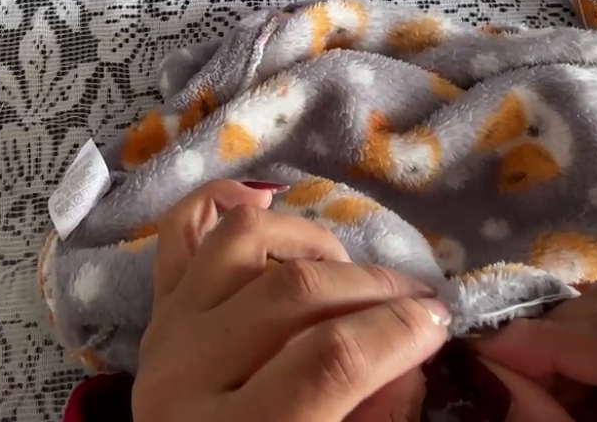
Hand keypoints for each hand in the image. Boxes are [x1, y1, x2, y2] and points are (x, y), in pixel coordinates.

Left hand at [131, 180, 451, 421]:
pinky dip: (218, 201)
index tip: (440, 320)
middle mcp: (185, 373)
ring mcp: (164, 332)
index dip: (392, 332)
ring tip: (348, 269)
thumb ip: (375, 419)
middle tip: (417, 296)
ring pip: (239, 242)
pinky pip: (180, 233)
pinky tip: (263, 197)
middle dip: (367, 287)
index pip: (327, 361)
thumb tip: (411, 351)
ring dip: (306, 240)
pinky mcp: (156, 310)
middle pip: (288, 294)